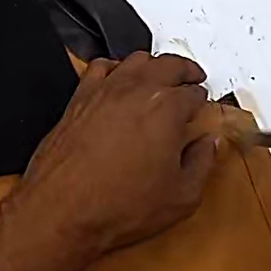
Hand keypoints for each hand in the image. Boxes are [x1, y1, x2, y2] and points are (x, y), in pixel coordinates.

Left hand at [11, 52, 220, 259]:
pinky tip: (117, 78)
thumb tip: (208, 146)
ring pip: (136, 60)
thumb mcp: (181, 197)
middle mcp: (136, 91)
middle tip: (192, 79)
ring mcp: (105, 91)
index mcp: (167, 109)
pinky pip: (100, 67)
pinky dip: (114, 68)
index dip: (201, 101)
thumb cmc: (116, 206)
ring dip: (153, 65)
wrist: (62, 210)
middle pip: (169, 65)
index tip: (201, 108)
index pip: (194, 93)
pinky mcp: (79, 98)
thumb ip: (201, 164)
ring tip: (160, 75)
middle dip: (185, 71)